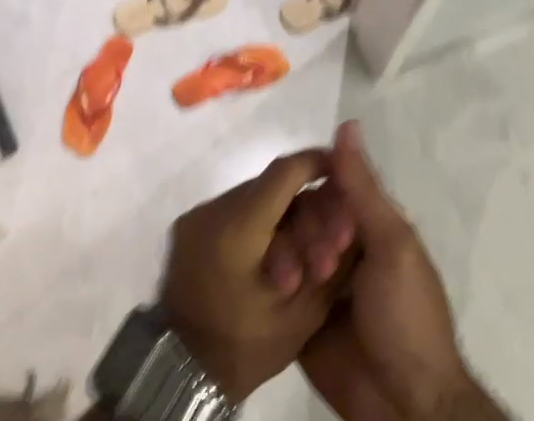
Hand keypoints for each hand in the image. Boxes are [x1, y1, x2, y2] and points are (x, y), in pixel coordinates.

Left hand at [159, 148, 339, 402]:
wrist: (183, 370)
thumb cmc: (247, 347)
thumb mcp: (303, 312)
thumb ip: (331, 258)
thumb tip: (350, 212)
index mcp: (237, 229)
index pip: (284, 172)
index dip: (317, 163)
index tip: (342, 170)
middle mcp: (211, 212)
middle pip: (269, 185)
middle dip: (303, 203)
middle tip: (326, 234)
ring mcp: (194, 218)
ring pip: (251, 196)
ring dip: (280, 213)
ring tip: (299, 251)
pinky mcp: (187, 228)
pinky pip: (231, 210)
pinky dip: (257, 222)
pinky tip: (273, 253)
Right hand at [277, 123, 499, 420]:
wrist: (402, 402)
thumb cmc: (406, 317)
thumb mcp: (392, 246)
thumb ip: (363, 189)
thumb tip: (347, 124)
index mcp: (370, 229)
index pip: (330, 190)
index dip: (318, 193)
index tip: (308, 206)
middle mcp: (343, 250)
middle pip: (303, 218)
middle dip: (300, 233)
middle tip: (311, 264)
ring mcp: (319, 286)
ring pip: (286, 250)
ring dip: (283, 258)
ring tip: (287, 282)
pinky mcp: (297, 317)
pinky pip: (275, 288)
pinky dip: (268, 284)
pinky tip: (259, 284)